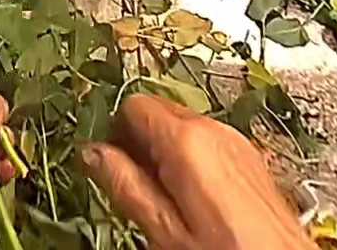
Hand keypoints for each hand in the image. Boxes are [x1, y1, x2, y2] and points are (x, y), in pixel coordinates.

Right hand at [83, 93, 308, 249]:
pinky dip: (190, 156)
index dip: (116, 131)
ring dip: (164, 148)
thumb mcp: (165, 232)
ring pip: (180, 123)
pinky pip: (205, 138)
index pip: (132, 105)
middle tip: (137, 185)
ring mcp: (233, 138)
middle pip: (157, 109)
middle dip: (139, 139)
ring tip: (168, 199)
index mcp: (186, 139)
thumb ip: (125, 185)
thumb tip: (89, 150)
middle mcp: (210, 126)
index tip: (112, 162)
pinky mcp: (248, 153)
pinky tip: (195, 198)